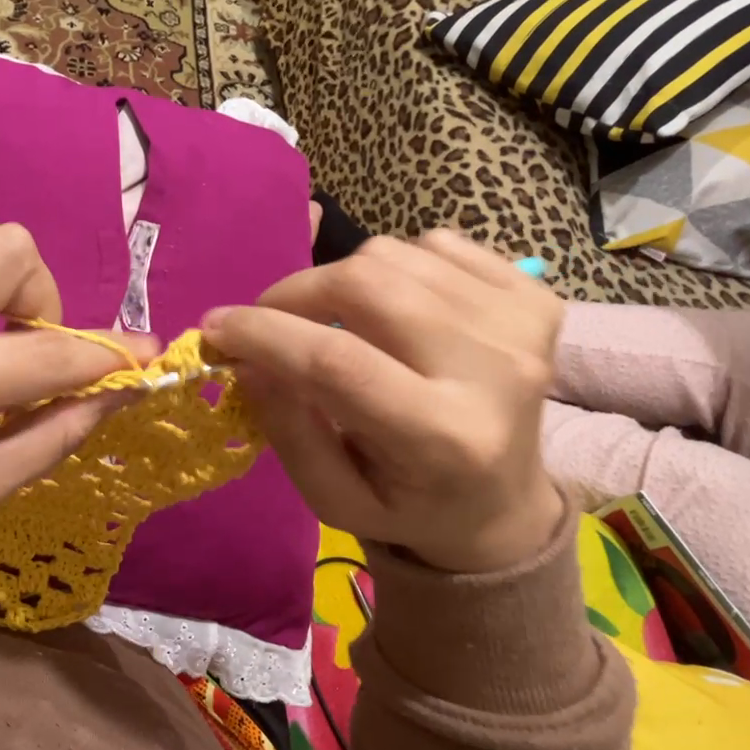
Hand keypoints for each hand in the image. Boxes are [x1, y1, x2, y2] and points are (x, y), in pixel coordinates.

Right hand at [202, 232, 565, 573]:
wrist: (503, 503)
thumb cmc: (405, 506)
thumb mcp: (330, 499)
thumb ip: (288, 429)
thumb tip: (249, 358)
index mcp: (442, 438)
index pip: (336, 361)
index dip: (263, 334)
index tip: (213, 329)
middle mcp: (495, 372)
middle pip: (367, 286)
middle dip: (292, 294)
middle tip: (266, 322)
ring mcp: (522, 326)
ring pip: (393, 254)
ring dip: (337, 281)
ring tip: (330, 321)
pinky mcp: (535, 296)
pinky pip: (435, 244)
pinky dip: (391, 266)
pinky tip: (388, 310)